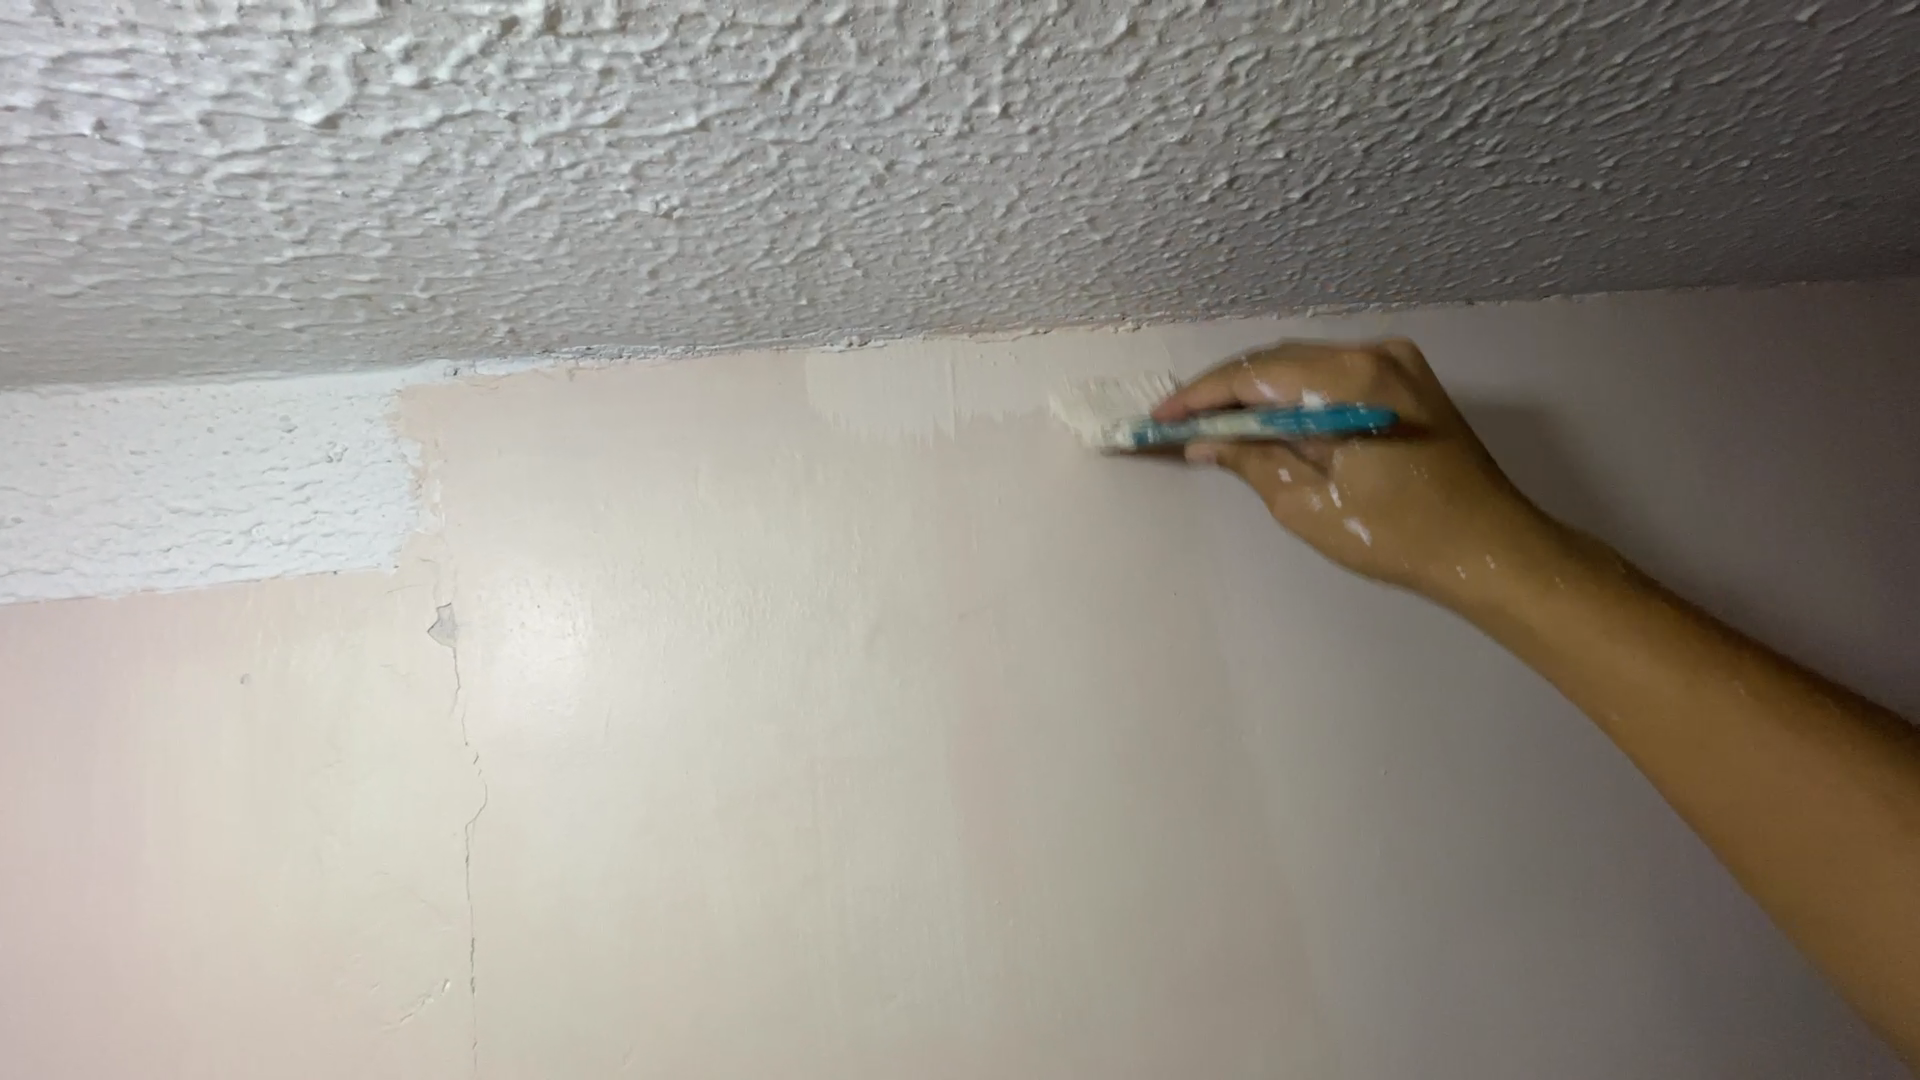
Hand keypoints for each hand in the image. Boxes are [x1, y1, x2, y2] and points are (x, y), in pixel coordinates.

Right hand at [1156, 339, 1564, 602]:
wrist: (1489, 547)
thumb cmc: (1396, 535)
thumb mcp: (1306, 506)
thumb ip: (1251, 460)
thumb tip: (1204, 441)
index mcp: (1351, 382)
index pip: (1253, 376)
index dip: (1199, 396)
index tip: (1160, 416)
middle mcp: (1374, 354)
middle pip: (1275, 361)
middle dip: (1222, 391)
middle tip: (1179, 422)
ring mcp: (1394, 360)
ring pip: (1300, 363)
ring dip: (1254, 391)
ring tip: (1212, 422)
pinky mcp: (1404, 377)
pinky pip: (1327, 373)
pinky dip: (1289, 393)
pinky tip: (1265, 418)